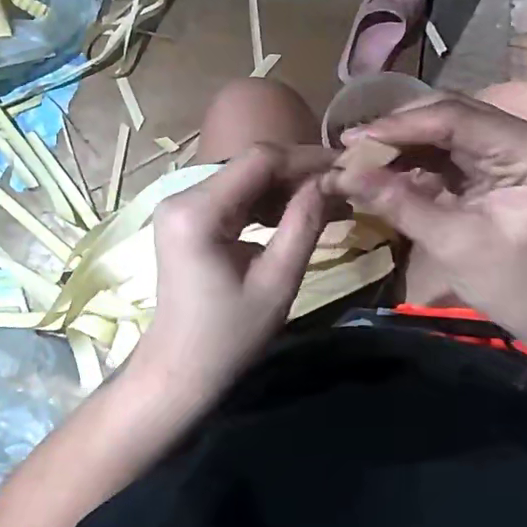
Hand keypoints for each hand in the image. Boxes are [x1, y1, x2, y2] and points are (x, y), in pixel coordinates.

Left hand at [131, 144, 331, 397]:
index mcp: (196, 211)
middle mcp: (180, 197)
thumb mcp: (277, 281)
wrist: (179, 367)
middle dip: (297, 174)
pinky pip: (229, 197)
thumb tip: (332, 180)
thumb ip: (304, 224)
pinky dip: (262, 203)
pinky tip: (295, 214)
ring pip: (241, 179)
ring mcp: (178, 206)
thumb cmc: (229, 336)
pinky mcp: (184, 218)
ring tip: (329, 204)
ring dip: (283, 188)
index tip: (347, 167)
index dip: (305, 158)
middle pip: (248, 166)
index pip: (258, 159)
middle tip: (343, 188)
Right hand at [322, 94, 526, 353]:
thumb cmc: (517, 285)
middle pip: (450, 113)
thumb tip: (343, 175)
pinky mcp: (494, 164)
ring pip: (443, 126)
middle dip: (397, 129)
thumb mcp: (454, 245)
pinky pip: (444, 148)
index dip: (401, 125)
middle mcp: (526, 137)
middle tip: (349, 147)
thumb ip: (400, 204)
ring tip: (358, 157)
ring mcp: (511, 148)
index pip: (458, 118)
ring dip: (400, 141)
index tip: (352, 140)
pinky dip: (411, 156)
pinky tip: (381, 168)